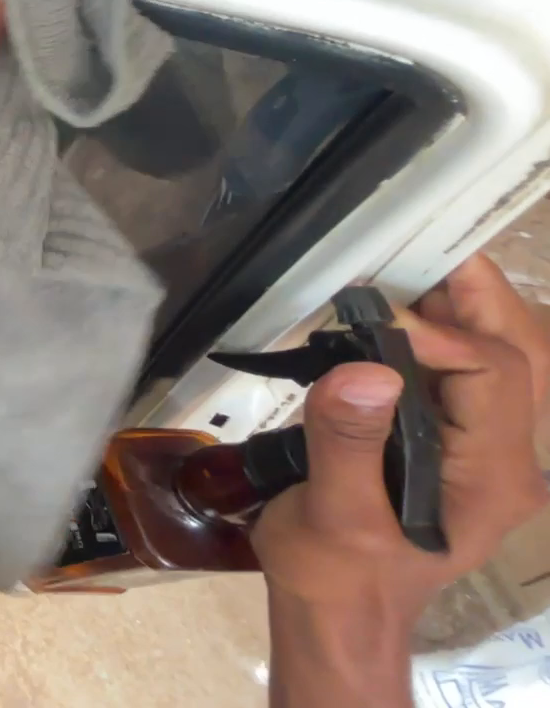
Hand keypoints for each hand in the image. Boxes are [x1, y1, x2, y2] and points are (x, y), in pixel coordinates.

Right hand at [253, 254, 549, 704]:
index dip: (435, 333)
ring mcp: (479, 454)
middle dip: (482, 298)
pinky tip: (392, 324)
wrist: (340, 612)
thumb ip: (347, 442)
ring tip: (410, 269)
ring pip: (502, 367)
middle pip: (521, 361)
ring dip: (466, 312)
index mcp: (493, 473)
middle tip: (423, 245)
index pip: (492, 375)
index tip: (358, 314)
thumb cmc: (336, 568)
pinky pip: (462, 383)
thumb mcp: (335, 513)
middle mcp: (505, 458)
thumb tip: (364, 368)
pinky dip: (438, 339)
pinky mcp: (444, 450)